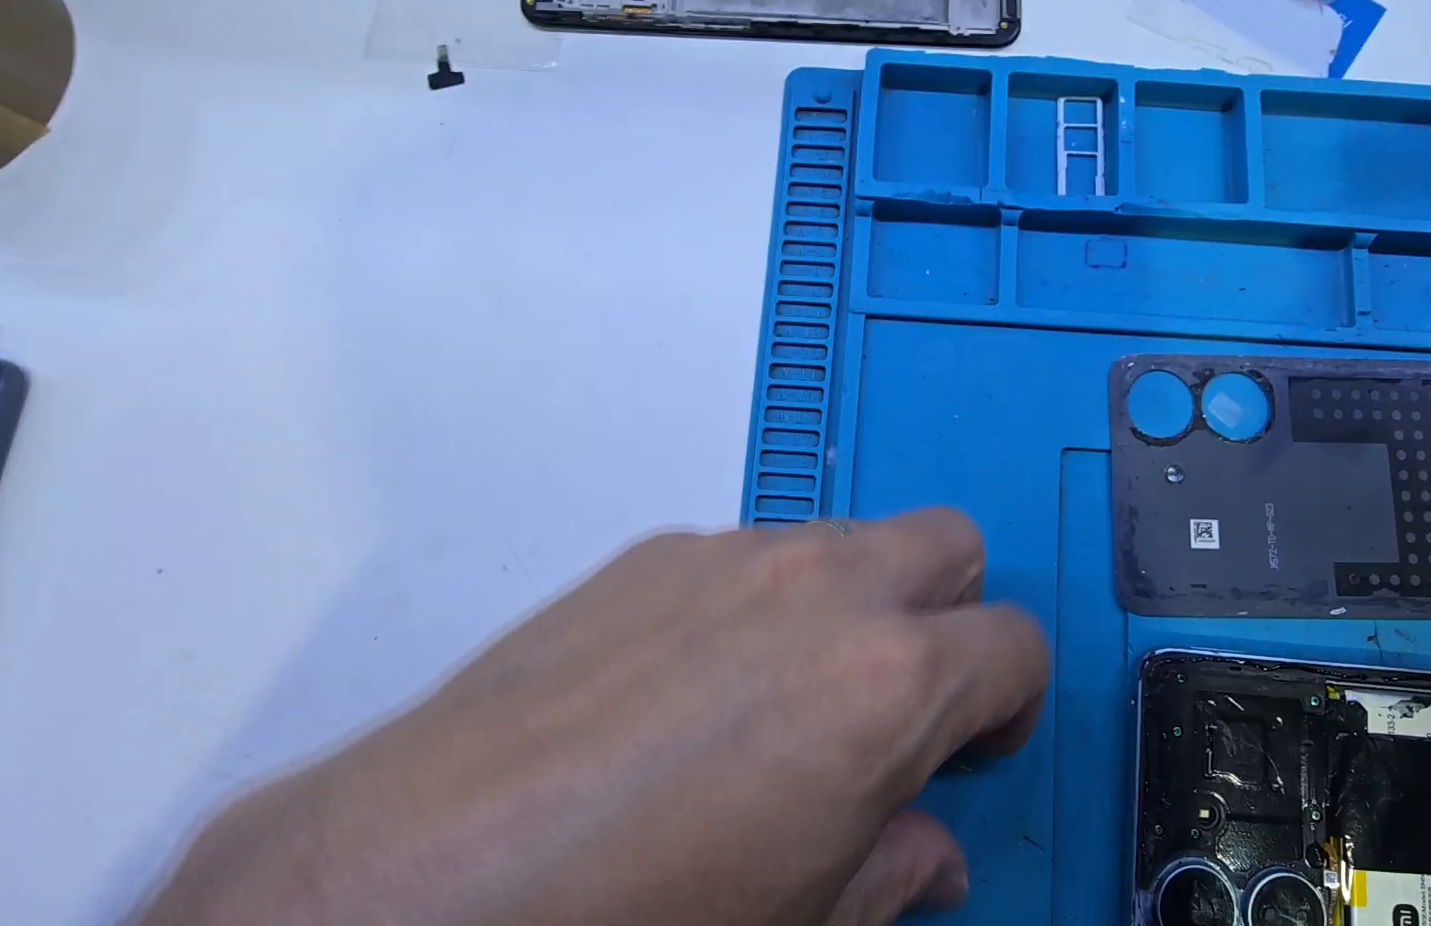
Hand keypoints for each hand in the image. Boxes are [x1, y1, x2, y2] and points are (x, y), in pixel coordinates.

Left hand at [139, 509, 1048, 925]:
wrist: (412, 892)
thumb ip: (893, 873)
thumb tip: (929, 853)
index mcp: (888, 681)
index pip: (1018, 645)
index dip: (1012, 703)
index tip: (971, 750)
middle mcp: (825, 587)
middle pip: (951, 544)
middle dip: (952, 614)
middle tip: (901, 698)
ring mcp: (735, 554)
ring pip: (851, 541)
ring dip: (855, 602)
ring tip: (783, 697)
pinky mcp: (654, 552)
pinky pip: (751, 554)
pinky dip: (762, 600)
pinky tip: (690, 688)